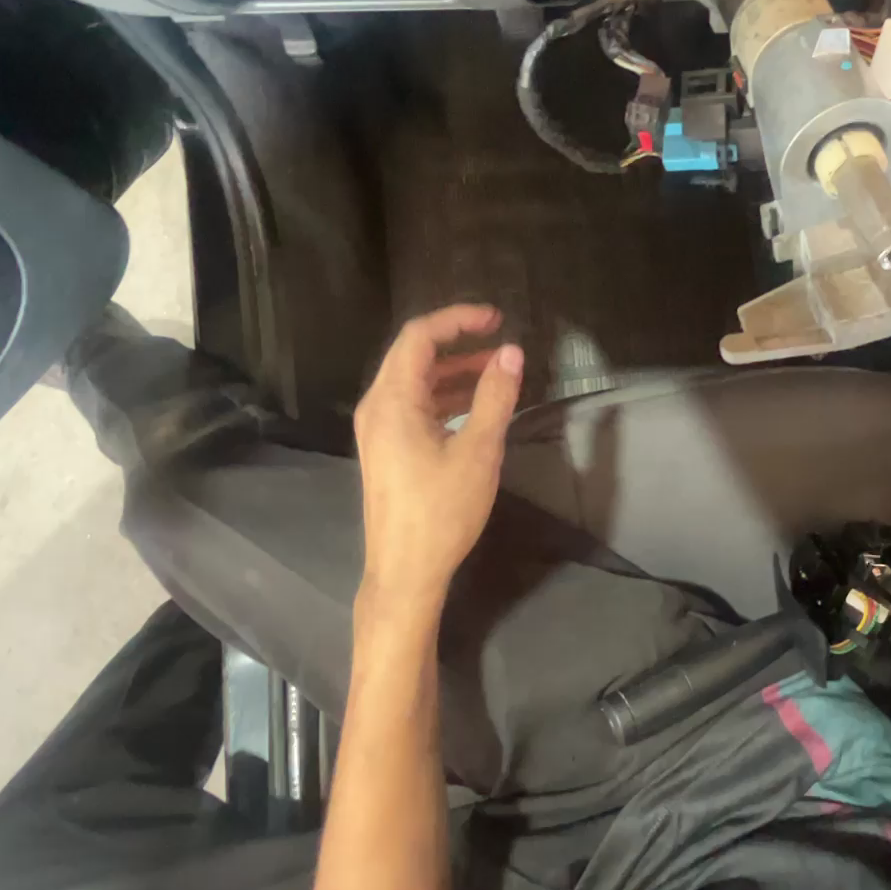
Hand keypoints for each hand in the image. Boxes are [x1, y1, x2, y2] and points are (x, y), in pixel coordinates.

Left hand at [354, 305, 524, 604]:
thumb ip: (495, 397)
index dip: (458, 320)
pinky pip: (415, 405)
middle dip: (459, 342)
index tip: (496, 319)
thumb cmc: (442, 510)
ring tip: (498, 373)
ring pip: (416, 381)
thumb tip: (512, 353)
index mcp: (393, 400)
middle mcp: (377, 406)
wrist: (405, 571)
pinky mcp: (387, 448)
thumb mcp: (479, 450)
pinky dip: (446, 397)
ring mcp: (378, 429)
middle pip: (414, 354)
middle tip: (500, 338)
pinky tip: (477, 407)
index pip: (420, 336)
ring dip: (455, 371)